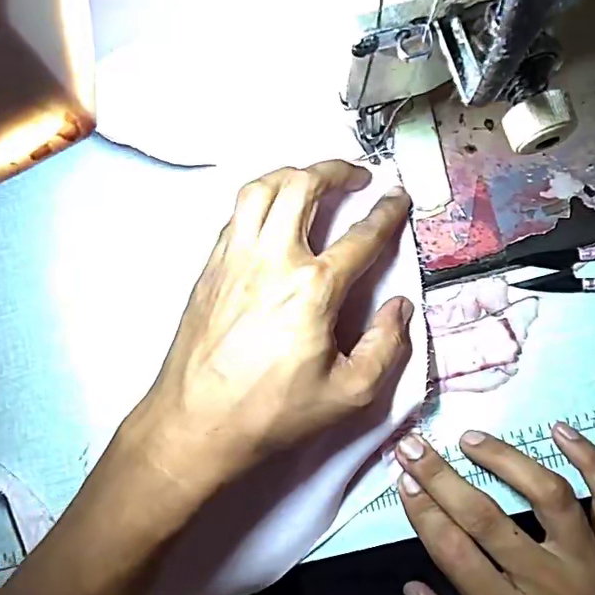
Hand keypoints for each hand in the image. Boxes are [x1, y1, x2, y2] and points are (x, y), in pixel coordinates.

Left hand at [111, 161, 414, 503]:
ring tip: (312, 180)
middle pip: (303, 186)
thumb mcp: (350, 393)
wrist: (195, 425)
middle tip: (356, 174)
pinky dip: (261, 199)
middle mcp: (272, 260)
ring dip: (292, 173)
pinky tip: (272, 214)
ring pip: (261, 188)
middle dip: (335, 169)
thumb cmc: (271, 413)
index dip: (387, 212)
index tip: (397, 198)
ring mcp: (234, 259)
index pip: (361, 236)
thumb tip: (399, 309)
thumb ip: (387, 346)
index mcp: (313, 289)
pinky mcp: (210, 268)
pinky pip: (236, 214)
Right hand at [395, 427, 594, 594]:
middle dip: (443, 476)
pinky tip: (561, 430)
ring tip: (474, 438)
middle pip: (488, 518)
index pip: (455, 554)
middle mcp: (552, 587)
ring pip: (549, 494)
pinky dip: (591, 458)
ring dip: (508, 459)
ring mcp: (594, 563)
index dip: (424, 511)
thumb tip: (413, 590)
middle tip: (415, 444)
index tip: (402, 478)